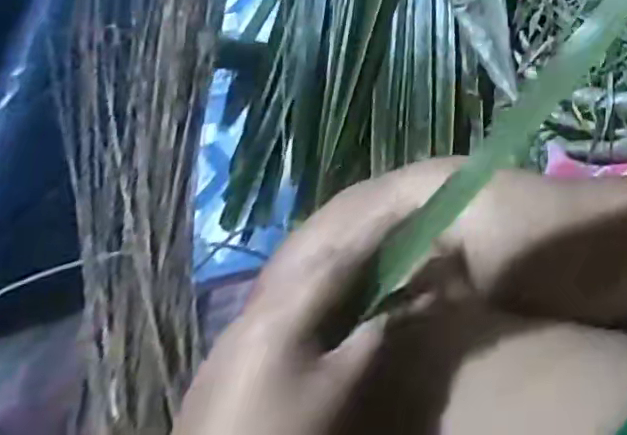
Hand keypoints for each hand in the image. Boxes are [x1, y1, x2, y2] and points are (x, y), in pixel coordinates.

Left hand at [176, 174, 429, 434]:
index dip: (372, 235)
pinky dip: (305, 291)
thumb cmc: (283, 431)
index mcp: (285, 309)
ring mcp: (235, 329)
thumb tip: (397, 306)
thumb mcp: (335, 390)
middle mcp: (257, 307)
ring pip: (290, 280)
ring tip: (358, 260)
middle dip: (349, 245)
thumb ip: (368, 341)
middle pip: (310, 263)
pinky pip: (276, 302)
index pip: (338, 260)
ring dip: (326, 267)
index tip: (400, 213)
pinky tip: (318, 304)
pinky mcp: (226, 353)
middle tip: (383, 231)